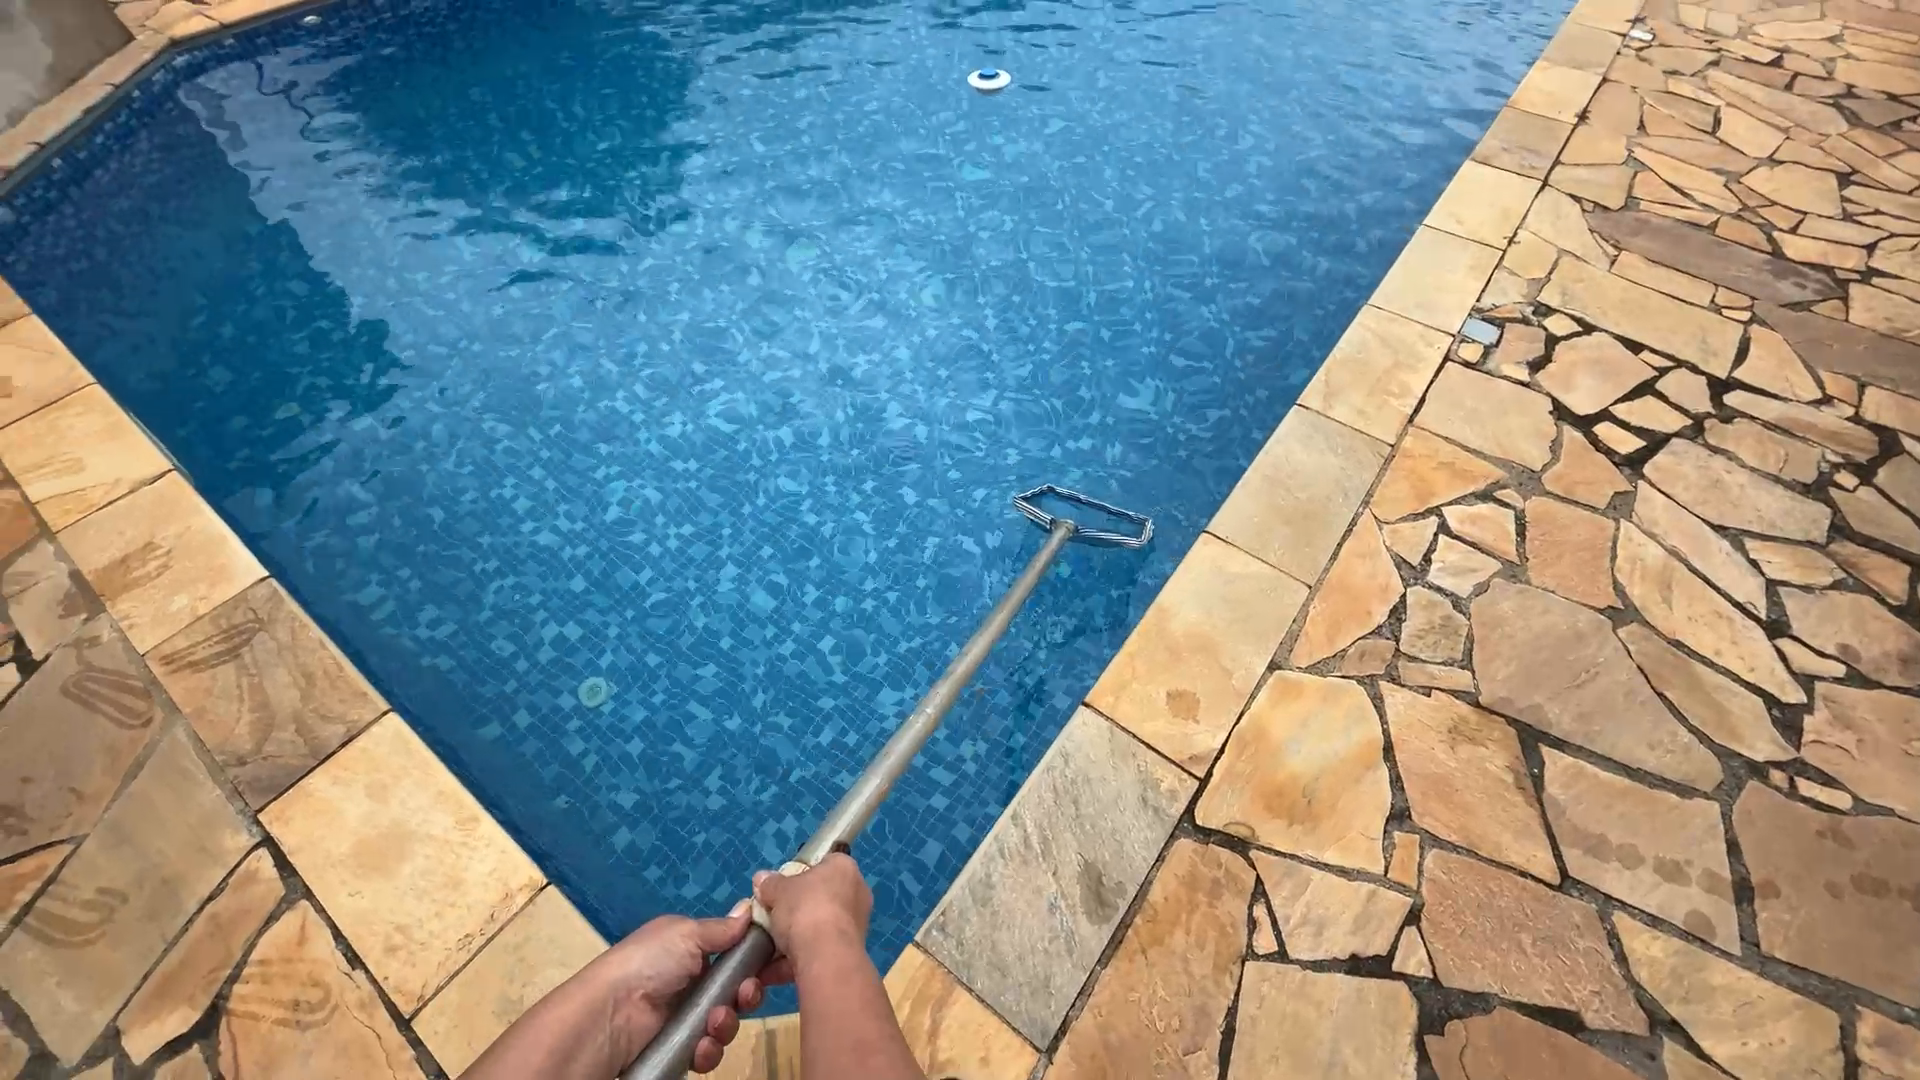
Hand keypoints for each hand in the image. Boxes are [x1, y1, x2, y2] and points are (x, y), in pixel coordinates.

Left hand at [587, 907, 792, 1073]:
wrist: (608, 1018)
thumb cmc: (649, 962)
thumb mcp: (686, 933)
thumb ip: (722, 928)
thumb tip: (750, 907)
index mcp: (692, 950)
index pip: (735, 953)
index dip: (755, 958)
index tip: (772, 960)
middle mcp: (692, 982)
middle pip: (737, 989)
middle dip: (748, 992)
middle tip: (746, 994)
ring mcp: (686, 1018)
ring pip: (726, 1022)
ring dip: (727, 1023)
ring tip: (714, 1022)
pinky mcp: (679, 1050)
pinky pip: (708, 1051)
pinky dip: (710, 1050)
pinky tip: (700, 1045)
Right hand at [753, 853, 873, 968]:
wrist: (825, 956)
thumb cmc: (805, 909)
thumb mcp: (778, 890)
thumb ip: (770, 884)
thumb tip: (762, 878)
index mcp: (844, 868)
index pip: (825, 864)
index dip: (802, 874)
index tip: (783, 887)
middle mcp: (856, 892)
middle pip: (821, 898)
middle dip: (797, 910)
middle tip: (773, 917)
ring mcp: (855, 924)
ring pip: (819, 928)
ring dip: (794, 939)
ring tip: (768, 949)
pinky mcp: (849, 952)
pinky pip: (818, 952)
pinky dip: (796, 960)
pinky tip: (771, 971)